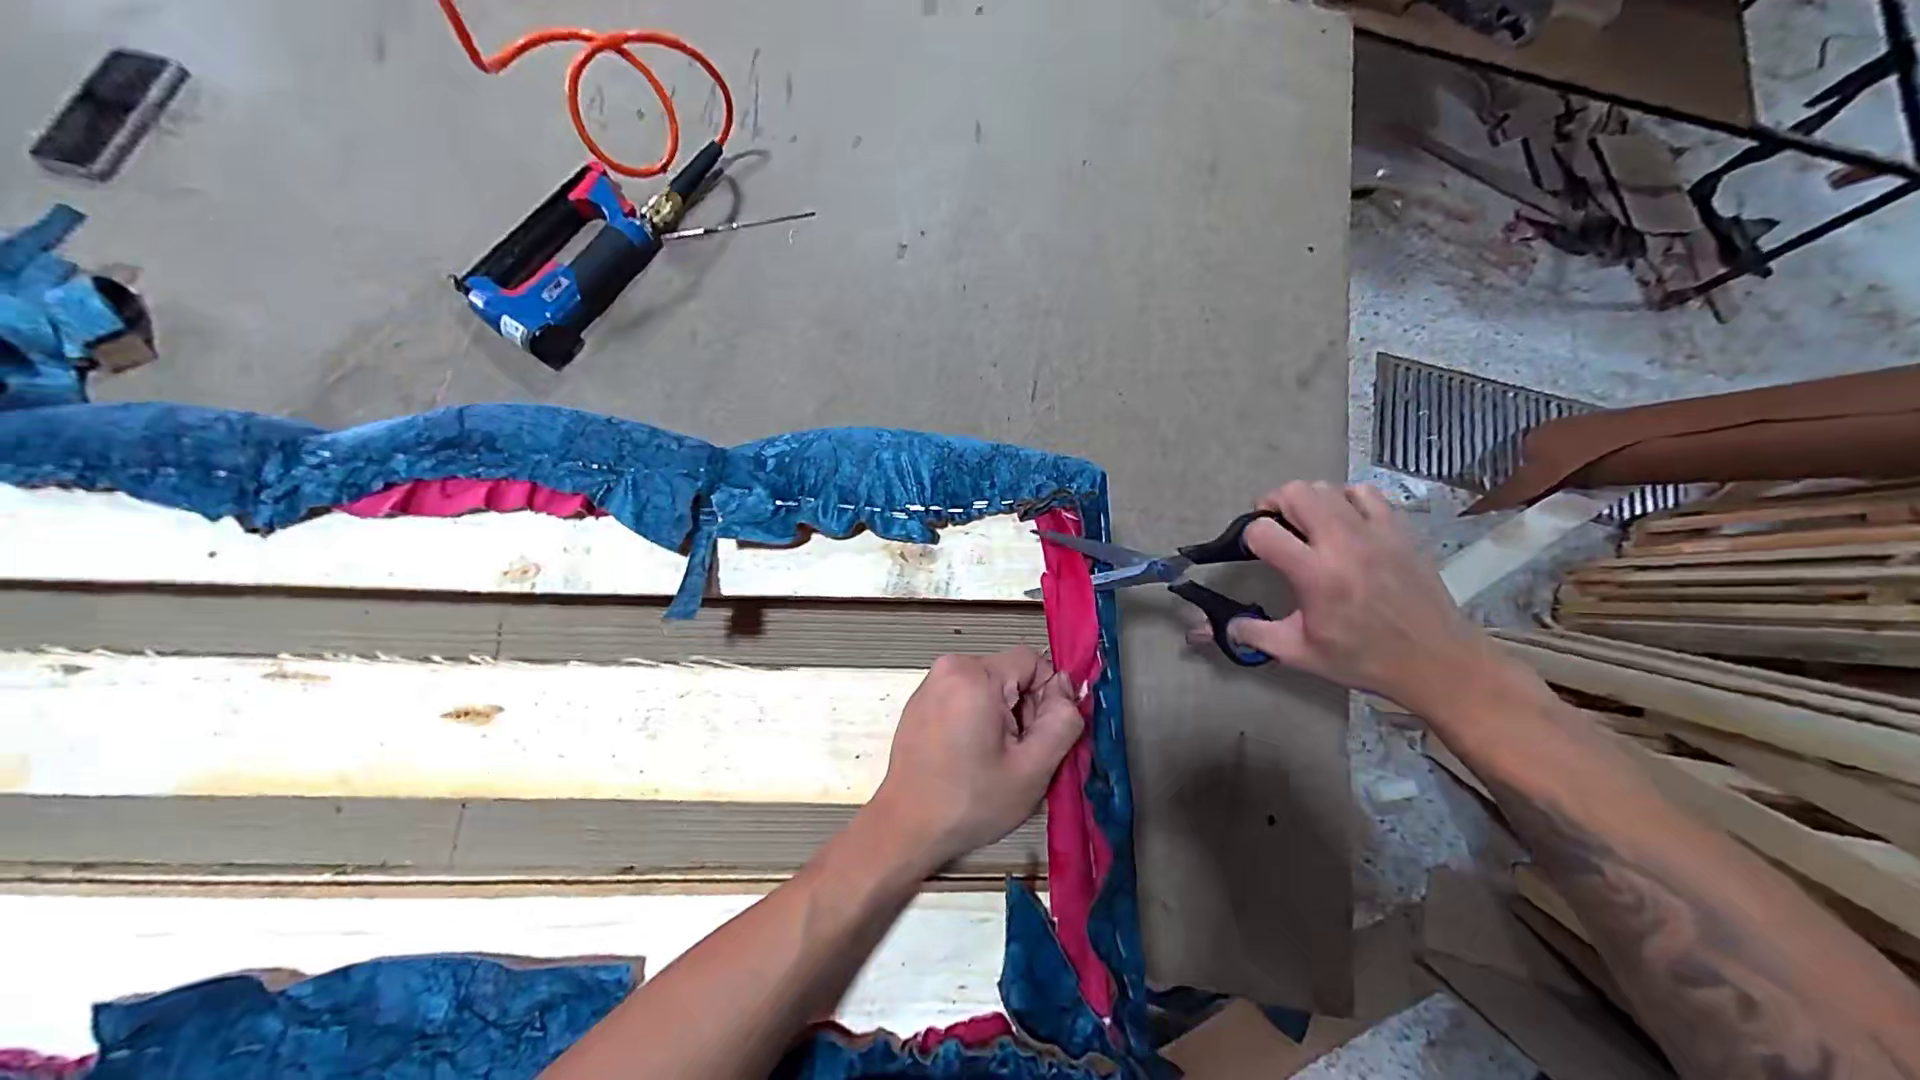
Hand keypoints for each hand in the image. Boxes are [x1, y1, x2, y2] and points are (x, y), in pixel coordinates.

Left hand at [867, 646, 1083, 867]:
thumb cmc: (969, 802)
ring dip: (1002, 717)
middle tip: (1016, 755)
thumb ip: (1062, 721)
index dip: (1047, 698)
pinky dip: (977, 720)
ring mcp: (930, 684)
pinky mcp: (921, 703)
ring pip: (990, 687)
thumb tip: (1067, 687)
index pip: (1033, 662)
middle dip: (1024, 709)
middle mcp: (948, 668)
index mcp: (973, 674)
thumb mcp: (1033, 767)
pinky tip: (970, 757)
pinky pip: (965, 697)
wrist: (908, 828)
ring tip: (992, 760)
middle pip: (1010, 674)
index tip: (1037, 738)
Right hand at [1210, 480, 1501, 715]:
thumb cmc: (1364, 658)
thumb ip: (1253, 634)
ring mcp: (1375, 532)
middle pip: (1296, 492)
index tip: (1253, 552)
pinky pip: (1366, 493)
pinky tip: (1344, 522)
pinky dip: (1346, 499)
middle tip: (1273, 527)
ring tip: (1307, 524)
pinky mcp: (1399, 530)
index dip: (1249, 537)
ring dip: (1308, 500)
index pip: (1264, 531)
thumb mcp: (1299, 653)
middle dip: (1274, 505)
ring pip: (1328, 487)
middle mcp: (1344, 544)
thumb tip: (1218, 628)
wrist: (1436, 661)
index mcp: (1316, 575)